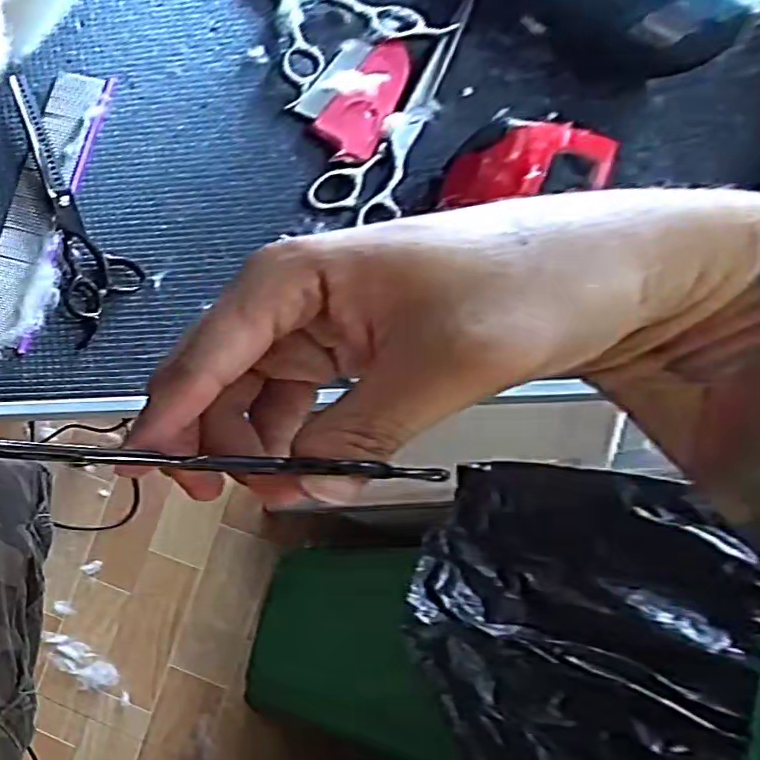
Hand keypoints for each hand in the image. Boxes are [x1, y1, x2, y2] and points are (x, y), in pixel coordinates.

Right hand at [123, 189, 759, 505]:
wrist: (627, 265)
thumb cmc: (533, 285)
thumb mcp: (441, 367)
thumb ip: (355, 435)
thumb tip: (297, 492)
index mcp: (281, 282)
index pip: (201, 358)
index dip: (163, 417)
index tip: (132, 466)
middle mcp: (270, 304)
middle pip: (202, 382)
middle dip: (202, 440)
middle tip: (216, 494)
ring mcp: (292, 331)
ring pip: (231, 402)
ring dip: (244, 449)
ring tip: (281, 490)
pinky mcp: (319, 355)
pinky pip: (273, 408)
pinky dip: (279, 444)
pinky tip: (301, 468)